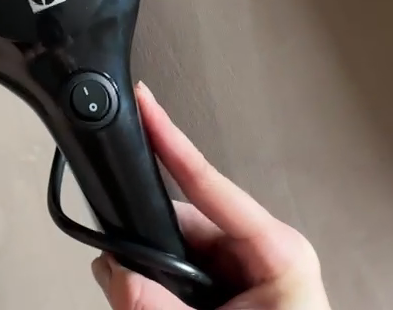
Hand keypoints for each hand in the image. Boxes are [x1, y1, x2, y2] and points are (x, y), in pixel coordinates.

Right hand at [92, 84, 328, 309]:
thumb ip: (163, 309)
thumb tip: (115, 270)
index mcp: (278, 254)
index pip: (207, 181)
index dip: (169, 138)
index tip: (143, 103)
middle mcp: (261, 254)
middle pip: (181, 222)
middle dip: (144, 242)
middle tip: (115, 270)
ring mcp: (246, 273)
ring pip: (174, 251)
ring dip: (150, 275)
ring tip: (139, 304)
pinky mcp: (231, 293)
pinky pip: (181, 275)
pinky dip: (159, 288)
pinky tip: (150, 306)